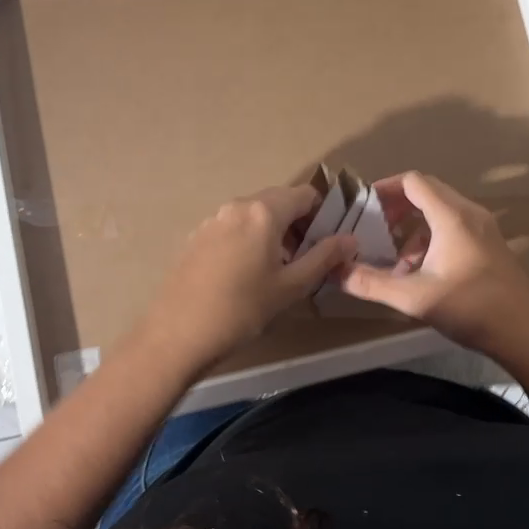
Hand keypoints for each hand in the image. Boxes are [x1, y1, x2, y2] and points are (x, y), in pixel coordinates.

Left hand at [138, 186, 357, 368]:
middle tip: (306, 260)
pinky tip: (245, 276)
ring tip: (277, 271)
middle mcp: (236, 206)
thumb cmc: (242, 309)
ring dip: (272, 233)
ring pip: (254, 216)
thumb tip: (350, 239)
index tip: (328, 243)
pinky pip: (232, 229)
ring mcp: (212, 220)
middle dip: (298, 224)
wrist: (177, 333)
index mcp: (264, 211)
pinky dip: (248, 241)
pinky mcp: (195, 237)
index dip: (323, 215)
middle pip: (278, 202)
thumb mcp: (291, 287)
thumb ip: (324, 257)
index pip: (305, 195)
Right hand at [340, 171, 528, 357]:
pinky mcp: (492, 245)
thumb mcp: (414, 298)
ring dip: (415, 226)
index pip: (413, 181)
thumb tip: (336, 272)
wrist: (527, 334)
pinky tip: (423, 271)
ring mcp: (485, 229)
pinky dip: (433, 237)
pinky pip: (455, 226)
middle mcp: (470, 214)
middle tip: (374, 227)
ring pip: (441, 211)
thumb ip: (372, 283)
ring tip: (396, 257)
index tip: (363, 206)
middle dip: (397, 206)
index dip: (385, 188)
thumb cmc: (471, 308)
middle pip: (428, 192)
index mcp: (451, 216)